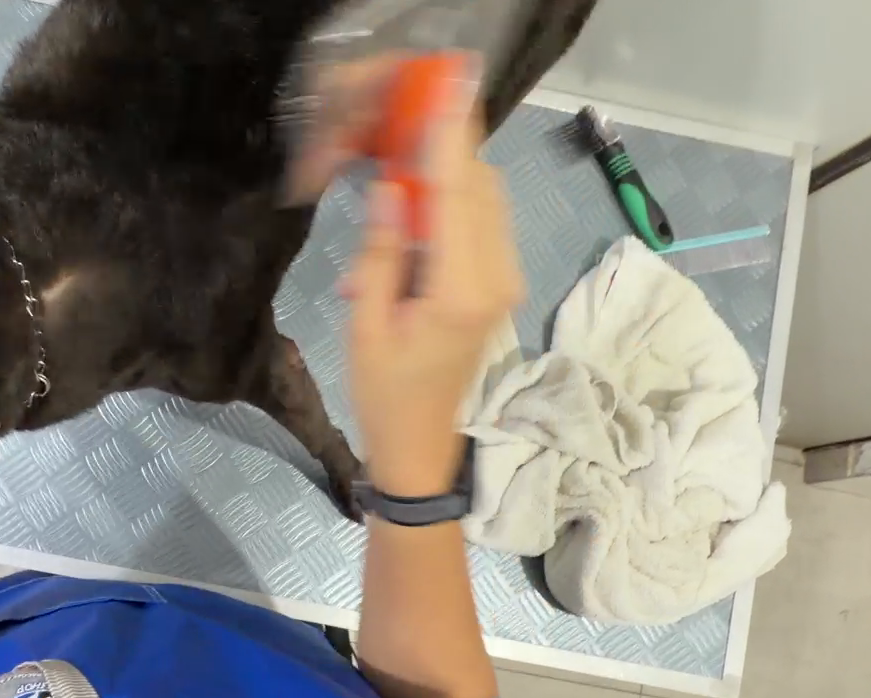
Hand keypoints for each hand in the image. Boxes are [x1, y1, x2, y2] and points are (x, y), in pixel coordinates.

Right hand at [346, 61, 523, 495]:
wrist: (420, 443)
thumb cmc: (384, 395)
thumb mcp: (367, 328)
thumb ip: (380, 256)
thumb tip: (390, 192)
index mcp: (460, 289)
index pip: (456, 193)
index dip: (446, 134)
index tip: (441, 82)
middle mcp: (496, 275)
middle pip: (476, 185)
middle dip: (439, 148)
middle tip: (390, 128)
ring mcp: (503, 278)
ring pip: (481, 199)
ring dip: (440, 178)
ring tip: (390, 180)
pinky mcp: (497, 283)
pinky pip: (477, 223)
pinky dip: (445, 208)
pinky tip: (406, 226)